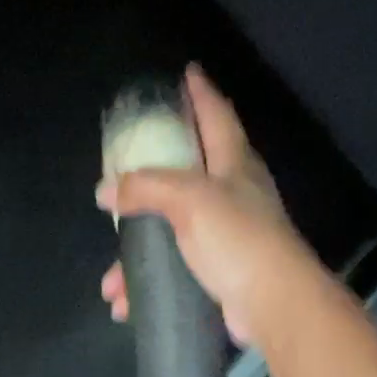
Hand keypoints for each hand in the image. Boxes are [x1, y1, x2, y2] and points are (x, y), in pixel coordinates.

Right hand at [97, 64, 321, 345]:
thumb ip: (146, 188)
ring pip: (170, 234)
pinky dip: (148, 285)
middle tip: (123, 182)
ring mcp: (226, 235)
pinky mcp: (218, 272)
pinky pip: (173, 272)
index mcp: (235, 164)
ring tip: (112, 280)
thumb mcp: (190, 201)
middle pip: (186, 176)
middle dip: (150, 184)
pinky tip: (127, 302)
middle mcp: (233, 194)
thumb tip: (105, 190)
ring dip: (137, 257)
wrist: (271, 302)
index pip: (216, 115)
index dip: (200, 94)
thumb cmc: (237, 239)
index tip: (184, 74)